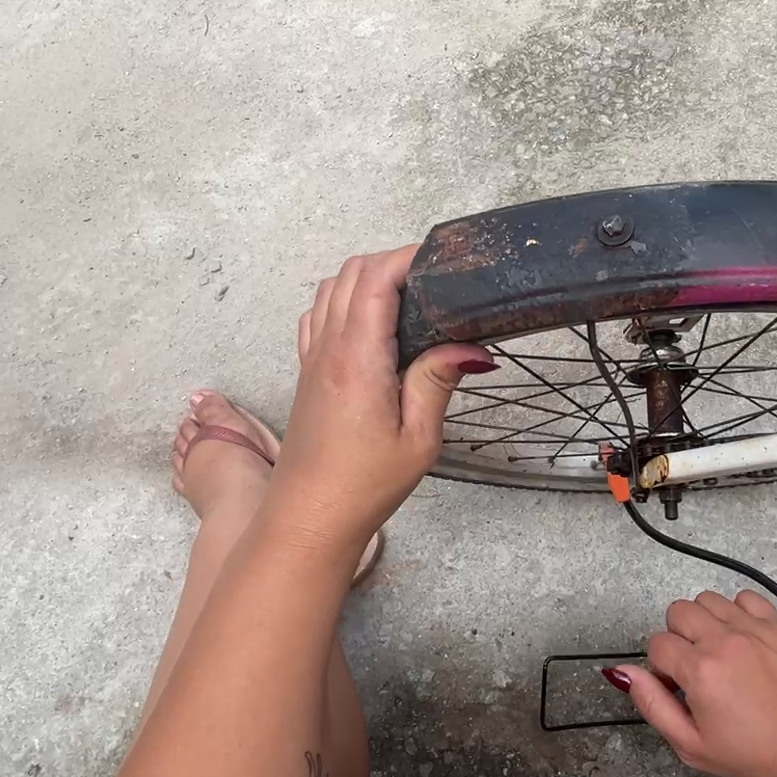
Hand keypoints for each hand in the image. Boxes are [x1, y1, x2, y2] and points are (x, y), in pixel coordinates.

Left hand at [263, 244, 491, 558]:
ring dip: (365, 278)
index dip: (406, 257)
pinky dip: (342, 300)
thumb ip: (438, 381)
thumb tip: (470, 346)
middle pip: (349, 273)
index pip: (374, 279)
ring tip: (407, 298)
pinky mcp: (306, 374)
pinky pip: (317, 316)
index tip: (441, 260)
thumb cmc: (363, 485)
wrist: (307, 519)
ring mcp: (311, 359)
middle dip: (391, 261)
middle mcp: (328, 349)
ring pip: (330, 289)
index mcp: (357, 359)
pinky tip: (368, 324)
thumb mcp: (418, 438)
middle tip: (433, 280)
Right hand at [612, 590, 776, 776]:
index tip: (678, 687)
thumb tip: (621, 671)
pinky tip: (743, 638)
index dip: (661, 668)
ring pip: (707, 599)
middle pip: (678, 611)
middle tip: (696, 668)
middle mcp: (723, 640)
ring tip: (719, 651)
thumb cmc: (752, 755)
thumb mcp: (692, 746)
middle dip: (679, 638)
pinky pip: (745, 597)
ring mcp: (753, 628)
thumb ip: (652, 704)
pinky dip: (738, 611)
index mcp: (699, 670)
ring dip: (705, 621)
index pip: (657, 644)